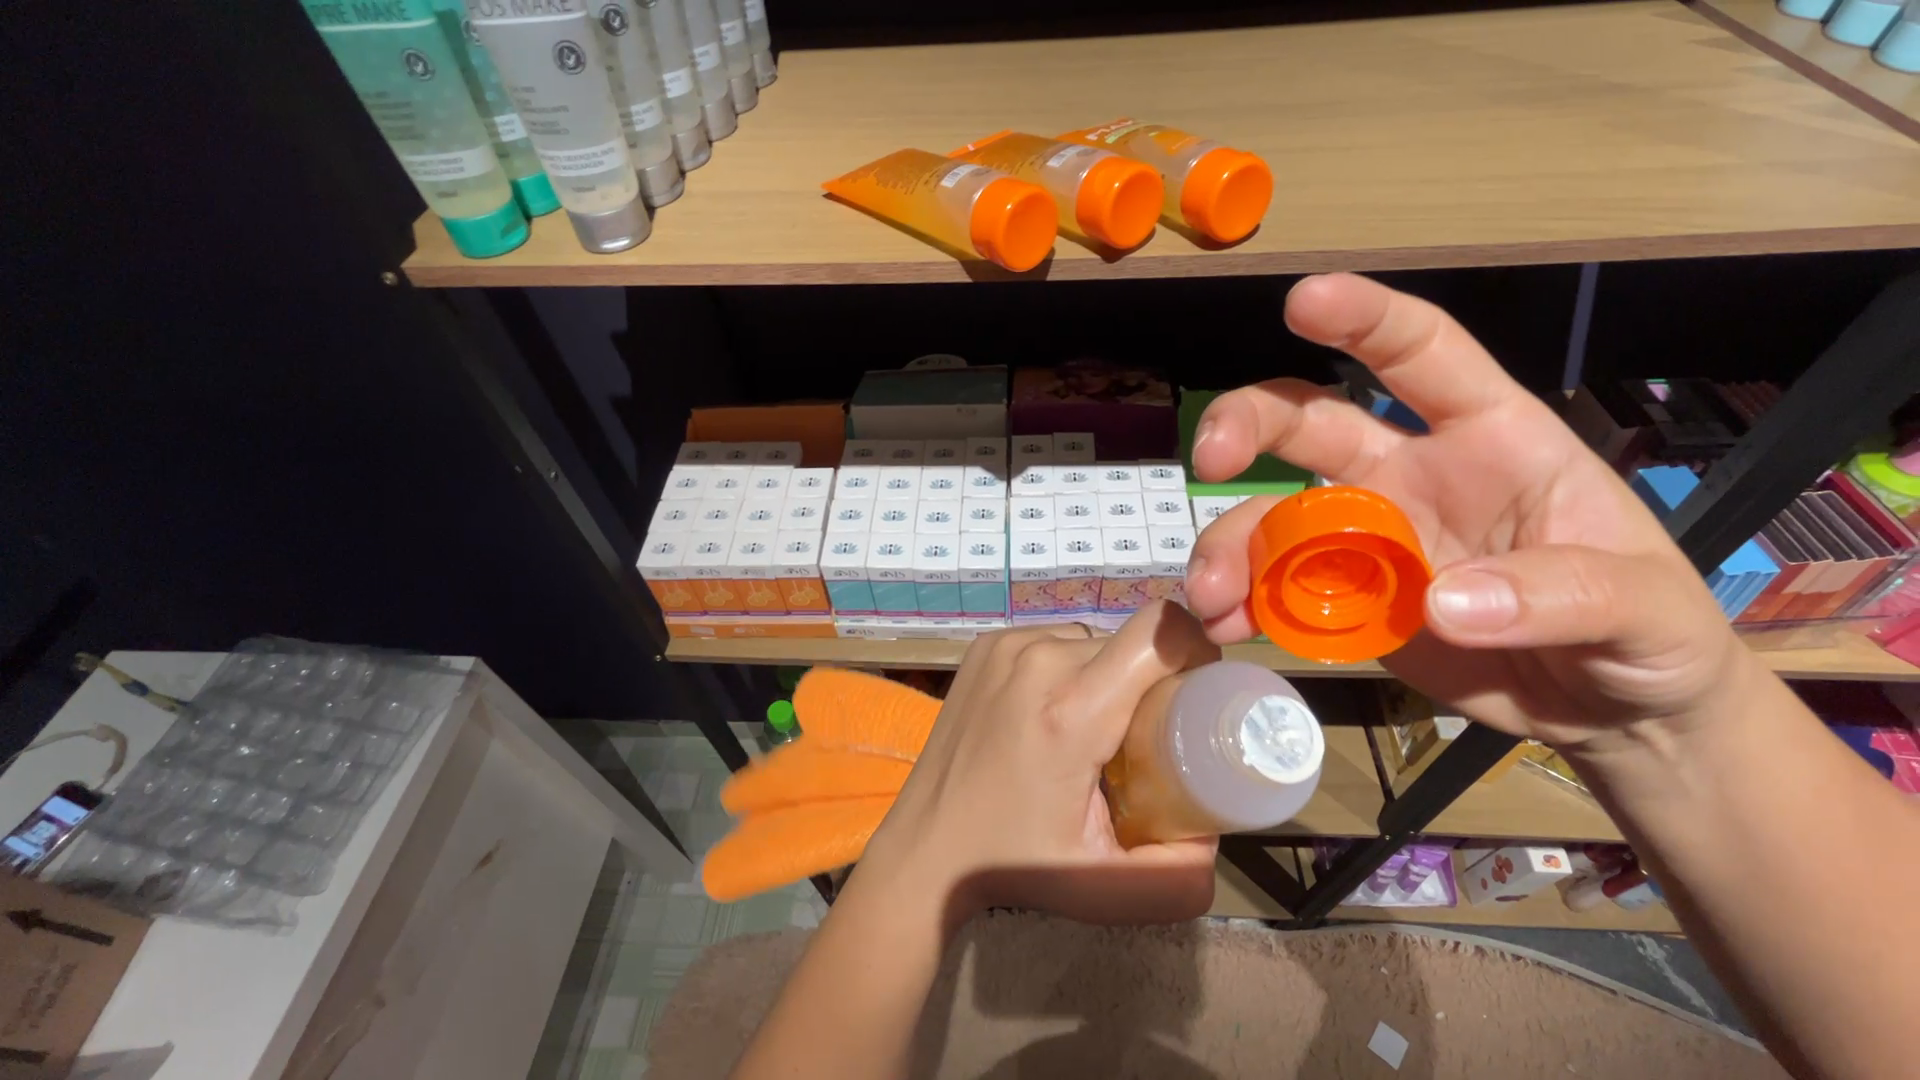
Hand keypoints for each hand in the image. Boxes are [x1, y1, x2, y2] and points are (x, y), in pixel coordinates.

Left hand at [856, 602, 1220, 924]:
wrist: (925, 850)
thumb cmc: (1017, 866)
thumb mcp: (1112, 888)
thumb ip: (1185, 871)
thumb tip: (1219, 825)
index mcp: (1072, 711)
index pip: (1161, 632)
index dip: (1195, 651)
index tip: (1196, 694)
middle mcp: (1038, 660)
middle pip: (1128, 642)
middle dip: (1149, 681)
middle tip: (1140, 738)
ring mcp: (1004, 646)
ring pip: (1091, 640)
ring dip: (1105, 675)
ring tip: (1088, 731)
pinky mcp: (983, 645)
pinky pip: (1052, 640)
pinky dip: (1065, 667)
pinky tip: (1047, 714)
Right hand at [1185, 273, 1750, 750]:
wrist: (1615, 719)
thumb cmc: (1651, 634)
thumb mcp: (1643, 610)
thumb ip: (1560, 595)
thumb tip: (1443, 604)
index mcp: (1490, 439)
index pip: (1422, 354)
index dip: (1365, 321)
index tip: (1304, 303)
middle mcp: (1412, 477)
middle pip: (1309, 421)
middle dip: (1249, 425)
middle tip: (1212, 460)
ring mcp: (1370, 542)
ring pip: (1274, 515)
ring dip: (1230, 544)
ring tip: (1212, 596)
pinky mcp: (1347, 603)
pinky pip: (1275, 588)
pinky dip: (1241, 602)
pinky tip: (1226, 624)